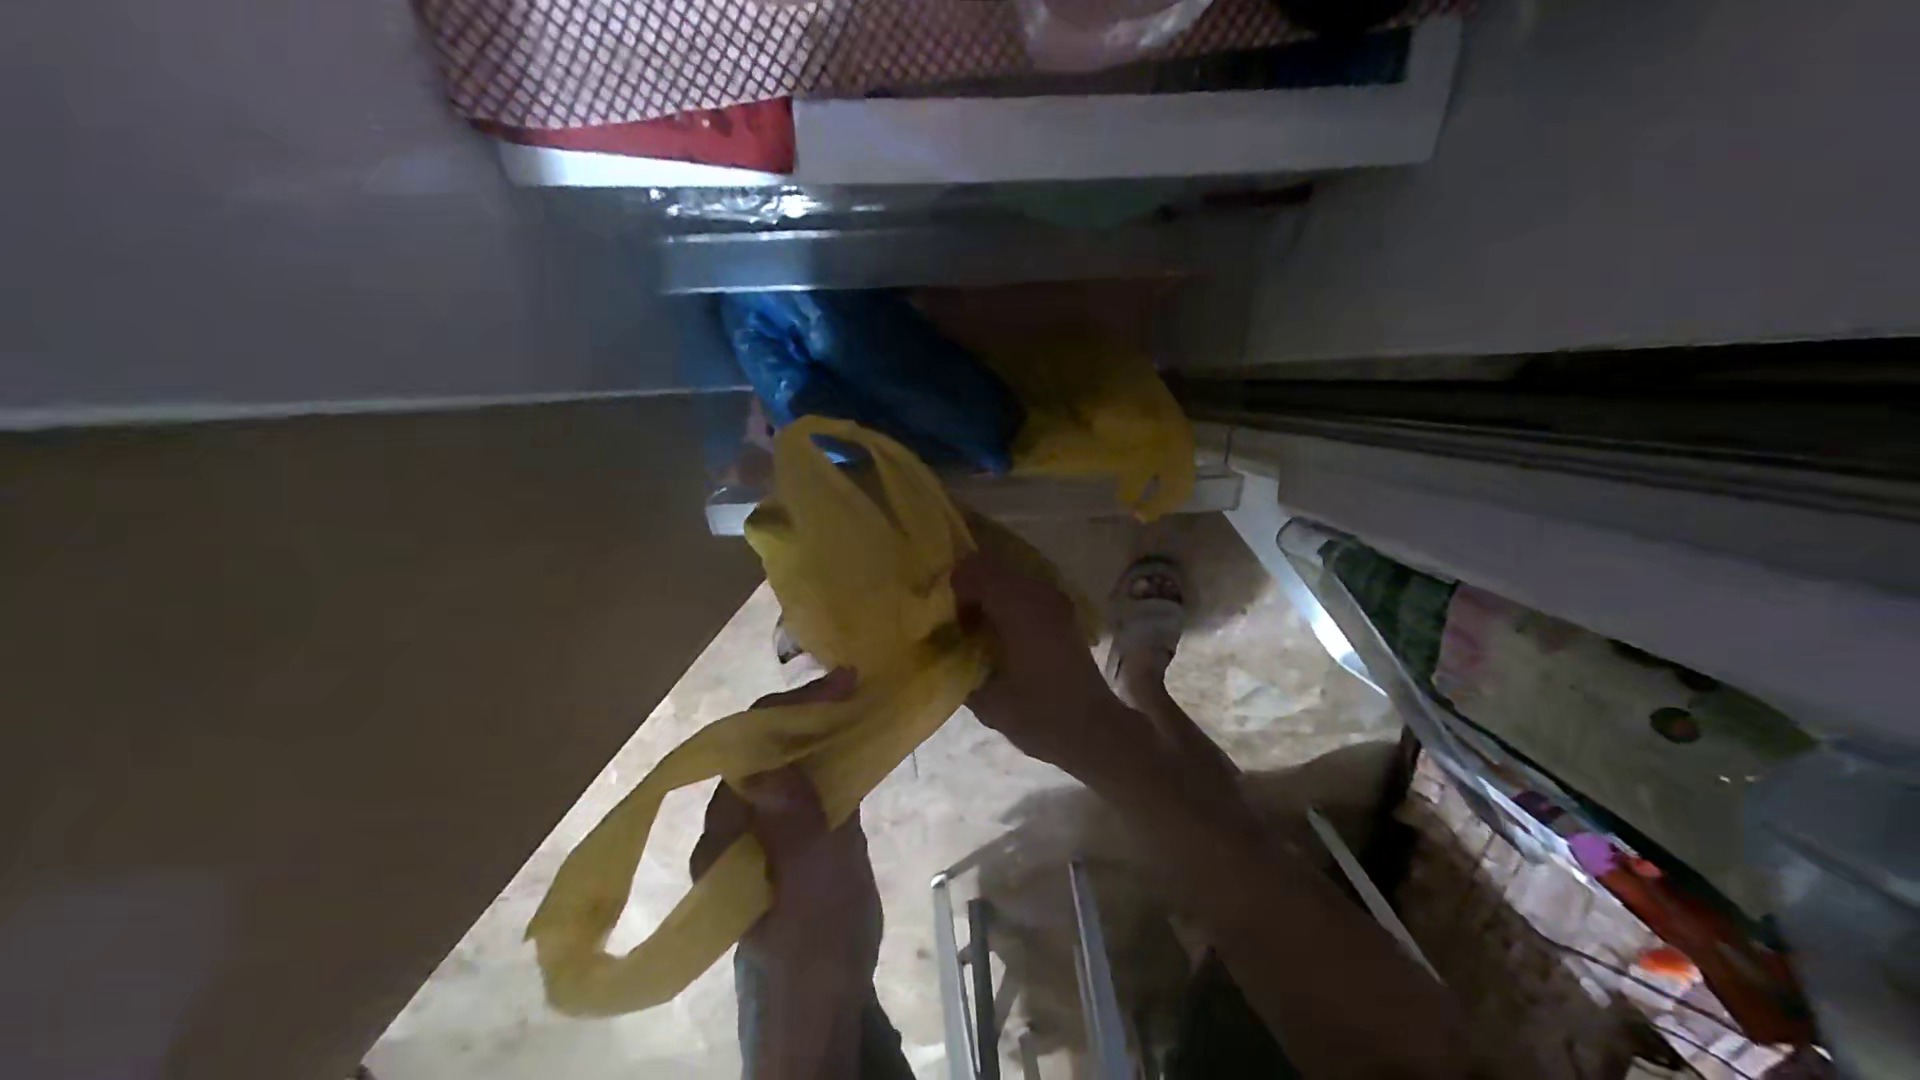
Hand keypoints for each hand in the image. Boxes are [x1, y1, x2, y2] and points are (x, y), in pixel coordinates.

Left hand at [689, 668, 879, 990]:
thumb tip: (771, 766)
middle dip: (804, 710)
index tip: (841, 684)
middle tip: (854, 687)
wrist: (822, 1009)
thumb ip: (795, 831)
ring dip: (815, 726)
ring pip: (782, 760)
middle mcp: (734, 823)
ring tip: (856, 703)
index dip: (791, 708)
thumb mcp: (814, 894)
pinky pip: (800, 780)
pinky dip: (825, 753)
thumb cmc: (818, 954)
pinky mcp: (787, 837)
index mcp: (728, 832)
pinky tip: (853, 744)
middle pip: (761, 747)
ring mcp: (761, 829)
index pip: (748, 748)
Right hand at [951, 552, 1123, 771]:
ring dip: (990, 594)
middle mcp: (1039, 594)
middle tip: (960, 622)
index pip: (975, 570)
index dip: (955, 588)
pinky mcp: (1064, 612)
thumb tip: (945, 652)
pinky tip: (1004, 635)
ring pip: (1011, 577)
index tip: (949, 620)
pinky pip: (1027, 591)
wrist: (1095, 730)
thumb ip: (961, 669)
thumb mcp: (989, 701)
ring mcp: (1056, 600)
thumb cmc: (1040, 716)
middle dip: (971, 588)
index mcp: (1018, 609)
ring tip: (980, 629)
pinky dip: (1008, 602)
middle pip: (993, 566)